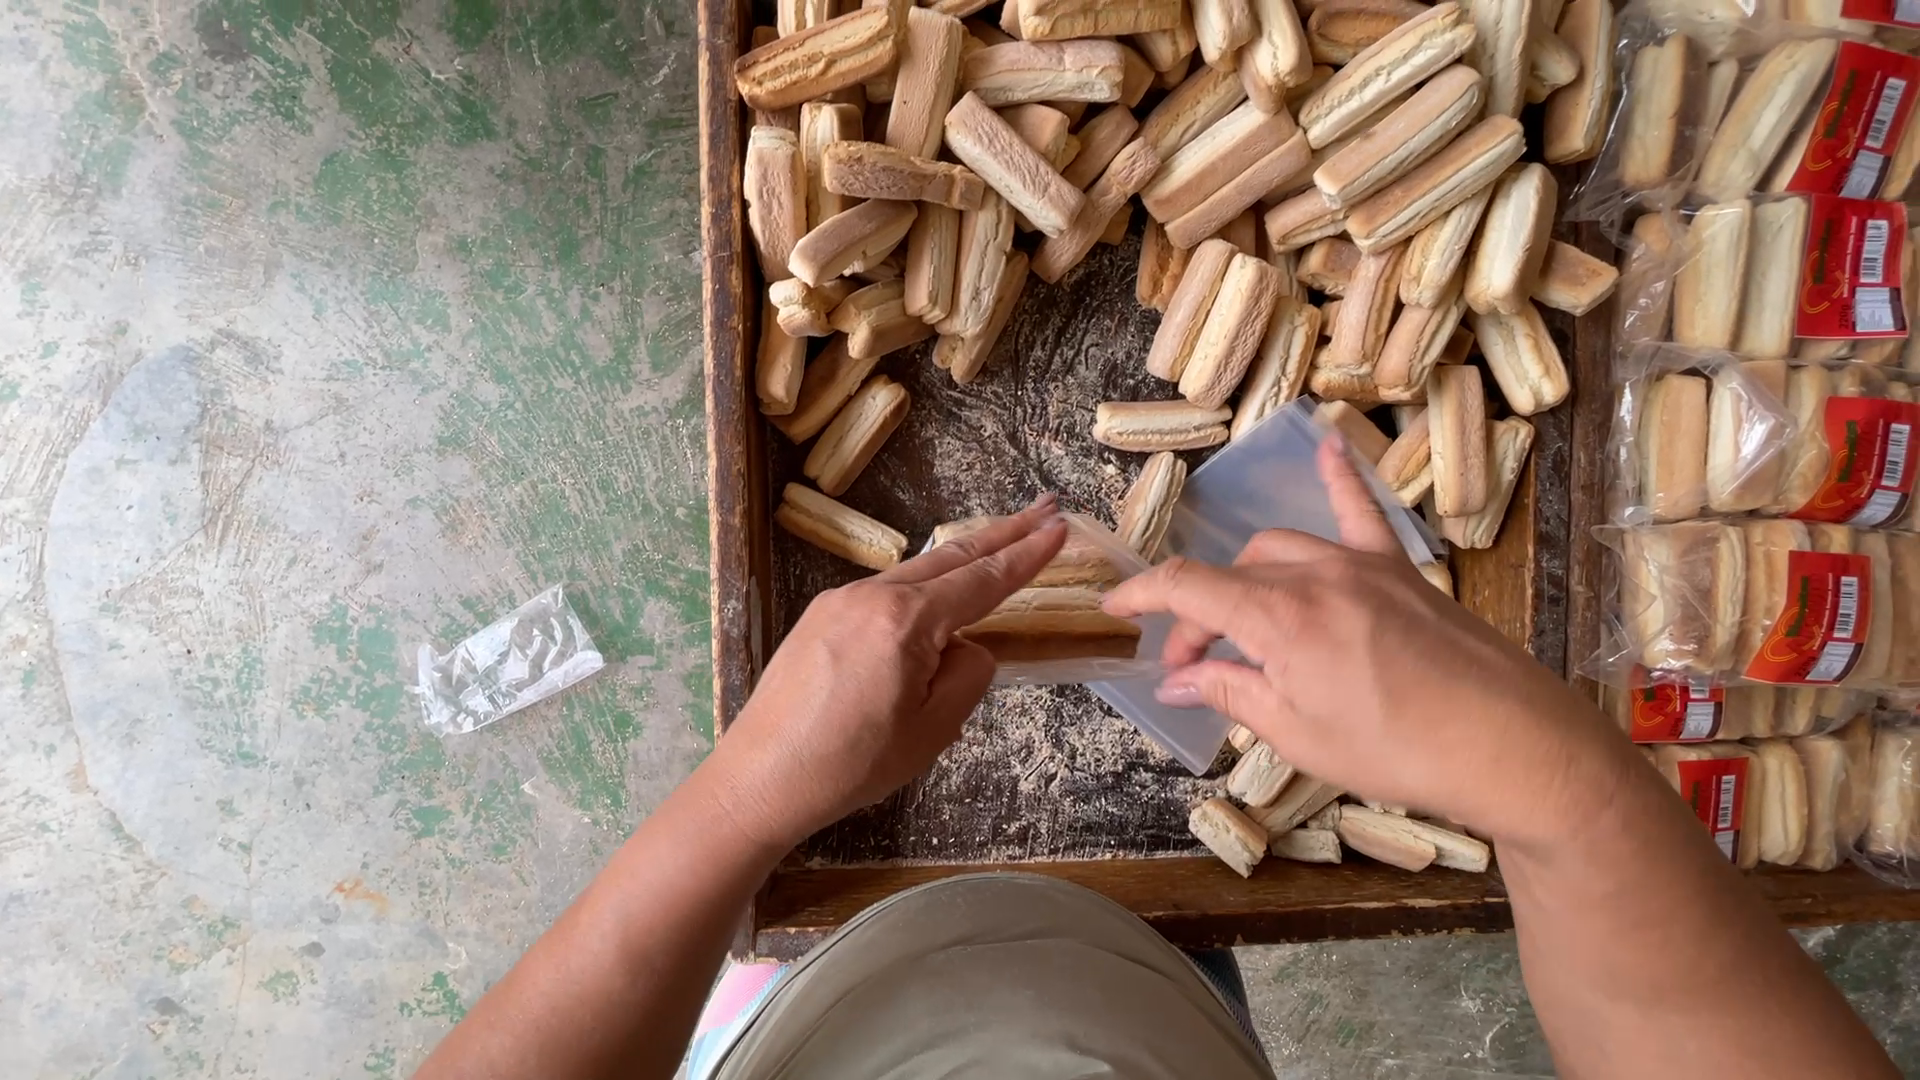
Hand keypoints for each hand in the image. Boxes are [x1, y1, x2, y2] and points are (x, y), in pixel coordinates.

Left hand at [706, 497, 1068, 850]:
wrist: (760, 779)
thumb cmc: (852, 763)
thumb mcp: (933, 729)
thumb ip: (967, 674)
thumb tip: (964, 645)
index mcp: (906, 621)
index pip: (982, 580)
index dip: (1026, 554)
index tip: (1059, 527)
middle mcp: (872, 594)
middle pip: (950, 557)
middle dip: (1002, 532)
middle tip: (1043, 508)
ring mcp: (839, 600)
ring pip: (914, 573)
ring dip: (959, 562)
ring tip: (996, 551)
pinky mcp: (819, 616)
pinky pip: (884, 594)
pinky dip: (919, 591)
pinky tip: (929, 608)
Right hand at [1103, 439, 1630, 846]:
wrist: (1517, 750)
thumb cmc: (1397, 751)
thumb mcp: (1296, 734)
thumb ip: (1226, 692)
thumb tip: (1173, 679)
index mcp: (1279, 618)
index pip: (1185, 588)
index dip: (1140, 595)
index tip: (1113, 609)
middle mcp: (1312, 575)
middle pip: (1226, 579)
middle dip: (1195, 622)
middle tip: (1195, 670)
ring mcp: (1359, 564)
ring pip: (1273, 550)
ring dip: (1241, 583)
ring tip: (1240, 626)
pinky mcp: (1398, 569)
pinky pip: (1360, 512)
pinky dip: (1337, 480)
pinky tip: (1326, 447)